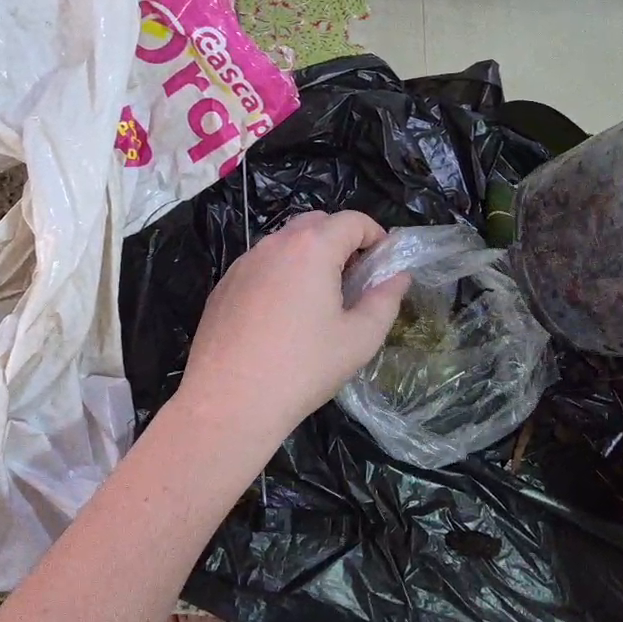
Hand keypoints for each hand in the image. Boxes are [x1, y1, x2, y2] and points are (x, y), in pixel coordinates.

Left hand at [175, 210, 409, 446]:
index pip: (352, 221)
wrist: (228, 401)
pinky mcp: (224, 284)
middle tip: (354, 280)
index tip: (384, 262)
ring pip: (284, 243)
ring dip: (308, 257)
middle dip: (341, 241)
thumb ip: (384, 301)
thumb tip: (398, 277)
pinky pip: (261, 265)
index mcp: (312, 248)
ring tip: (319, 300)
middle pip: (316, 223)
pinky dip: (280, 274)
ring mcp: (244, 262)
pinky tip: (282, 316)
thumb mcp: (358, 339)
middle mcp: (274, 244)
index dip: (375, 235)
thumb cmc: (302, 368)